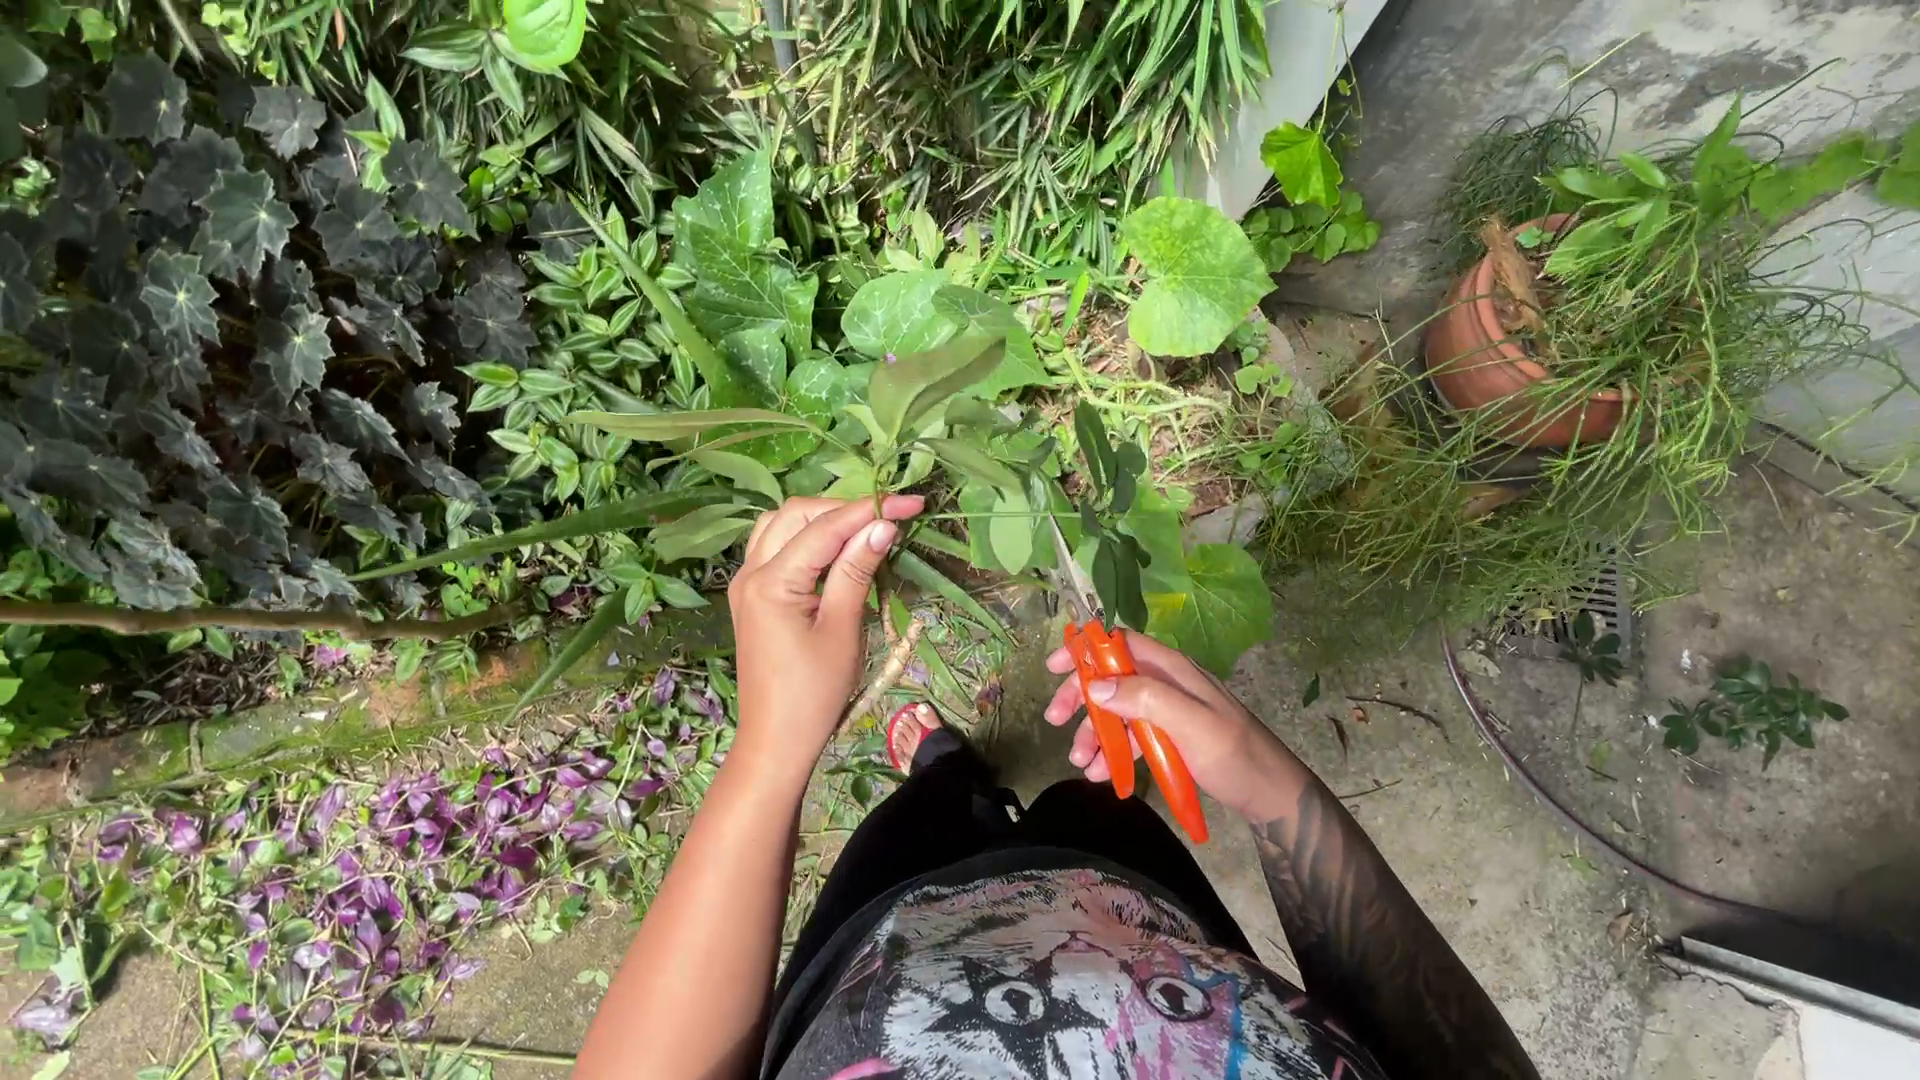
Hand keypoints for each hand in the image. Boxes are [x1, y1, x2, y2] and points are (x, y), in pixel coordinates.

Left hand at [728, 494, 923, 768]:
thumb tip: (883, 526)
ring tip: (863, 529)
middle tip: (888, 519)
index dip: (870, 509)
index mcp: (771, 582)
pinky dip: (805, 538)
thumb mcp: (842, 630)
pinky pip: (774, 547)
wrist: (776, 740)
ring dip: (821, 519)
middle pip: (796, 514)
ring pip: (781, 526)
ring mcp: (745, 583)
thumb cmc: (814, 693)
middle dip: (843, 509)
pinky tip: (834, 550)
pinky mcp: (751, 596)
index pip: (825, 528)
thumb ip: (857, 571)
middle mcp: (750, 572)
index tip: (912, 502)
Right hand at [1044, 632, 1298, 823]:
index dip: (1086, 650)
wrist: (1273, 797)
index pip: (1120, 643)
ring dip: (1094, 733)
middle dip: (1081, 697)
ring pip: (1118, 711)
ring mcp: (1169, 711)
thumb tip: (1095, 686)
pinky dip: (1113, 752)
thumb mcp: (1191, 725)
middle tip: (1054, 720)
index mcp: (1172, 669)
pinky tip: (1103, 774)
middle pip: (1112, 678)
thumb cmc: (1236, 756)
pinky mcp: (1171, 738)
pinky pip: (1132, 738)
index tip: (1054, 667)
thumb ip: (1145, 700)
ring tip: (1080, 763)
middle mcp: (1167, 683)